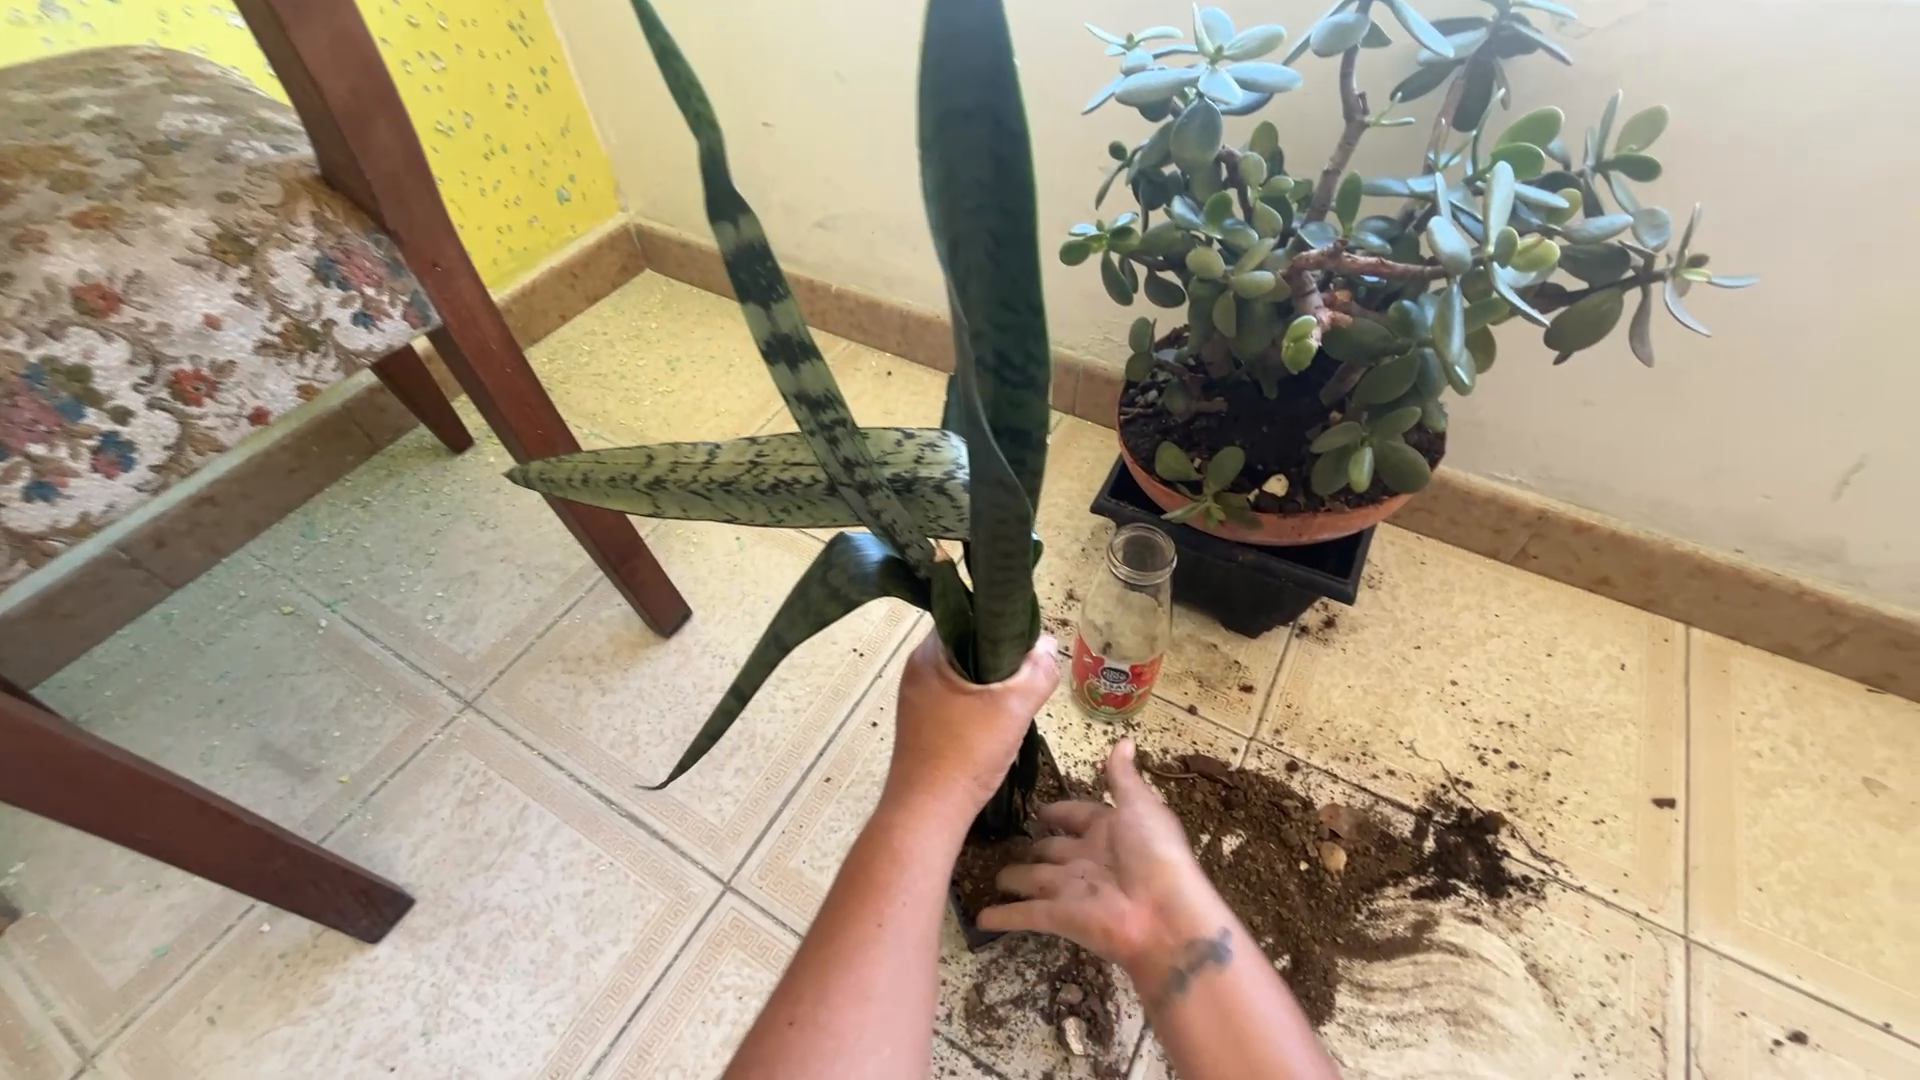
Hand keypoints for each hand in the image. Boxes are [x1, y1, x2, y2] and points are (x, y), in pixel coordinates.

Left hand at [884, 631, 1058, 824]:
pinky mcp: (922, 724)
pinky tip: (1000, 721)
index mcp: (929, 655)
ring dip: (992, 685)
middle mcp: (917, 671)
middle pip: (968, 647)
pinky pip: (956, 700)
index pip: (967, 617)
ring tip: (1018, 697)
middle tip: (1029, 671)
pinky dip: (979, 705)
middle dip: (1001, 658)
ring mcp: (917, 699)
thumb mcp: (1013, 709)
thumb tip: (1047, 643)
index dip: (1000, 623)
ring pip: (965, 676)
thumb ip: (1037, 673)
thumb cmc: (965, 754)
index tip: (1027, 639)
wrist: (927, 814)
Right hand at [976, 739, 1227, 979]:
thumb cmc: (1154, 853)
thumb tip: (1125, 739)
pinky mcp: (1060, 918)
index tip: (1040, 810)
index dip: (1061, 812)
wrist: (1166, 918)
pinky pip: (1026, 914)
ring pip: (1035, 881)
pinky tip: (981, 916)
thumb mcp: (1139, 805)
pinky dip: (1004, 916)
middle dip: (1035, 848)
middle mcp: (1089, 861)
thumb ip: (1122, 776)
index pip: (1078, 817)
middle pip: (1054, 852)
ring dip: (1016, 880)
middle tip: (1007, 844)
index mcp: (1109, 832)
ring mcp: (1073, 891)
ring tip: (994, 877)